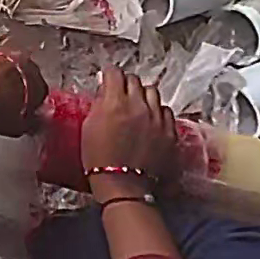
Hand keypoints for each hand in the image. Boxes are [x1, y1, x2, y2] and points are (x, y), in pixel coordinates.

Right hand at [81, 67, 208, 197]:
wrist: (123, 185)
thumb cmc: (98, 158)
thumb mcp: (89, 127)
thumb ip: (99, 106)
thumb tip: (105, 93)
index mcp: (115, 103)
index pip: (115, 74)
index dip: (109, 74)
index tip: (107, 77)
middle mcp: (139, 106)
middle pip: (135, 80)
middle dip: (125, 83)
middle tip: (119, 92)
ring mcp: (157, 118)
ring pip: (153, 92)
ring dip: (143, 95)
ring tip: (137, 104)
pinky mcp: (170, 131)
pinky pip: (165, 111)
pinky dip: (156, 111)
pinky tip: (150, 119)